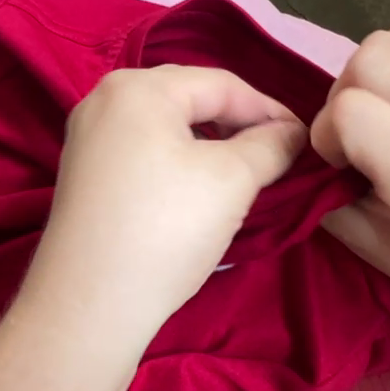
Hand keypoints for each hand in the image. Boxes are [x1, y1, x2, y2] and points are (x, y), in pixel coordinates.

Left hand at [17, 65, 306, 351]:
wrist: (90, 306)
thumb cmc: (166, 228)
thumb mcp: (233, 180)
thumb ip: (271, 145)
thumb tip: (292, 133)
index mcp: (136, 87)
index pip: (220, 84)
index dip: (269, 109)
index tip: (305, 139)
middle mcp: (103, 101)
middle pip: (189, 100)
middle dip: (238, 125)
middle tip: (278, 155)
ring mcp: (87, 139)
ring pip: (166, 128)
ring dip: (210, 145)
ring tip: (245, 174)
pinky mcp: (84, 176)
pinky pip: (143, 153)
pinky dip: (178, 163)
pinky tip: (199, 190)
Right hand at [312, 14, 389, 325]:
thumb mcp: (368, 244)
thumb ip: (321, 191)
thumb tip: (296, 147)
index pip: (352, 111)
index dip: (328, 137)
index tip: (342, 169)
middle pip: (372, 57)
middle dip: (343, 95)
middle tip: (357, 138)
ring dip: (366, 76)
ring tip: (378, 117)